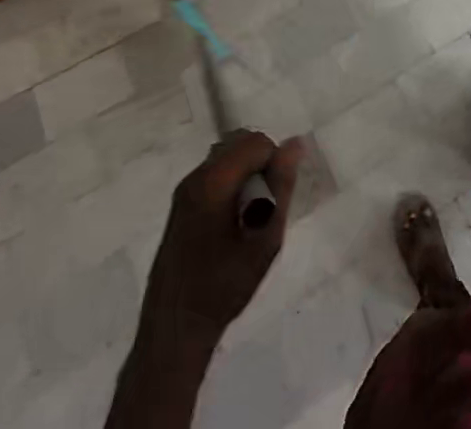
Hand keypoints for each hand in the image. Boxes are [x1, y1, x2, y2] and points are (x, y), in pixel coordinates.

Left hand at [142, 131, 304, 339]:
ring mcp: (184, 190)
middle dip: (262, 165)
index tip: (277, 201)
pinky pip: (215, 175)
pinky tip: (236, 223)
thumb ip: (281, 187)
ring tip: (253, 216)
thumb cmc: (224, 286)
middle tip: (268, 207)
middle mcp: (195, 177)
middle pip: (240, 143)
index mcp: (213, 182)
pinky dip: (233, 185)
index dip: (275, 164)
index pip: (257, 142)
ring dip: (248, 175)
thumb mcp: (265, 239)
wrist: (176, 327)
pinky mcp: (181, 204)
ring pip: (228, 157)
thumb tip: (295, 144)